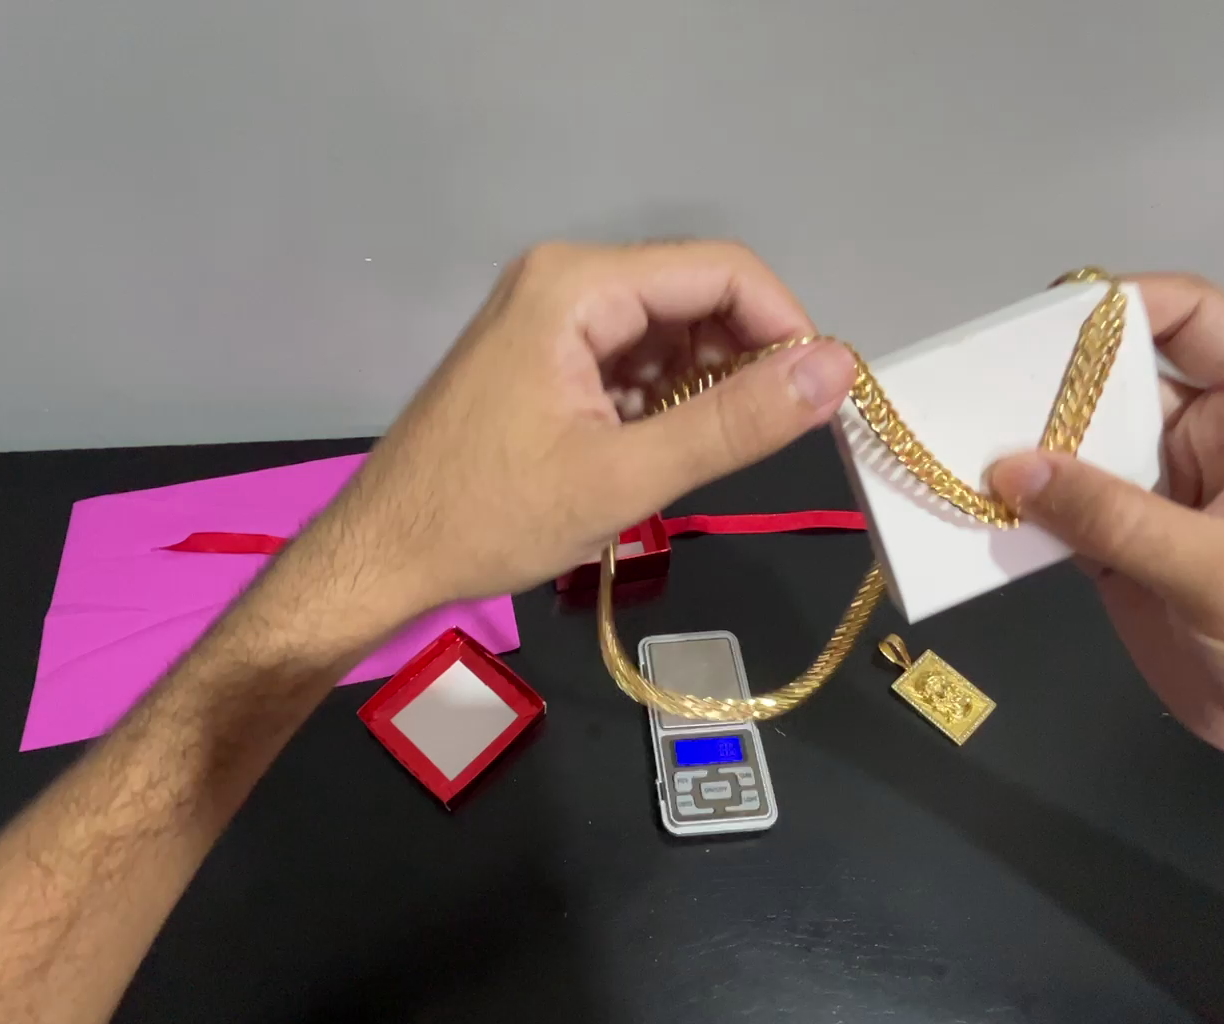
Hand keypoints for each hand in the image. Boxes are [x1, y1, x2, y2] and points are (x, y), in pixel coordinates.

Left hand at [304, 241, 855, 617]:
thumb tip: (836, 368)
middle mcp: (561, 280)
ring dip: (699, 386)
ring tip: (698, 453)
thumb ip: (733, 422)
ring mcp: (545, 317)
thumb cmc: (492, 518)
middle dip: (739, 360)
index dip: (783, 326)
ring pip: (661, 333)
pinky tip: (653, 449)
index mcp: (576, 285)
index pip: (720, 271)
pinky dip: (657, 399)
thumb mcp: (623, 477)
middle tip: (757, 438)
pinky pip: (625, 361)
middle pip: (690, 297)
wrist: (387, 551)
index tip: (815, 398)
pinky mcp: (539, 356)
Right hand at [989, 274, 1223, 781]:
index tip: (1034, 327)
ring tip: (951, 451)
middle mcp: (1210, 439)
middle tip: (965, 397)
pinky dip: (1014, 509)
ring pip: (1074, 449)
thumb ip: (1116, 518)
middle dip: (1043, 387)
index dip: (1118, 309)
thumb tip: (1006, 470)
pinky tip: (971, 508)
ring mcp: (1157, 493)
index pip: (1194, 323)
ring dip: (1018, 452)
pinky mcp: (1117, 544)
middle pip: (1114, 385)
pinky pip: (1055, 509)